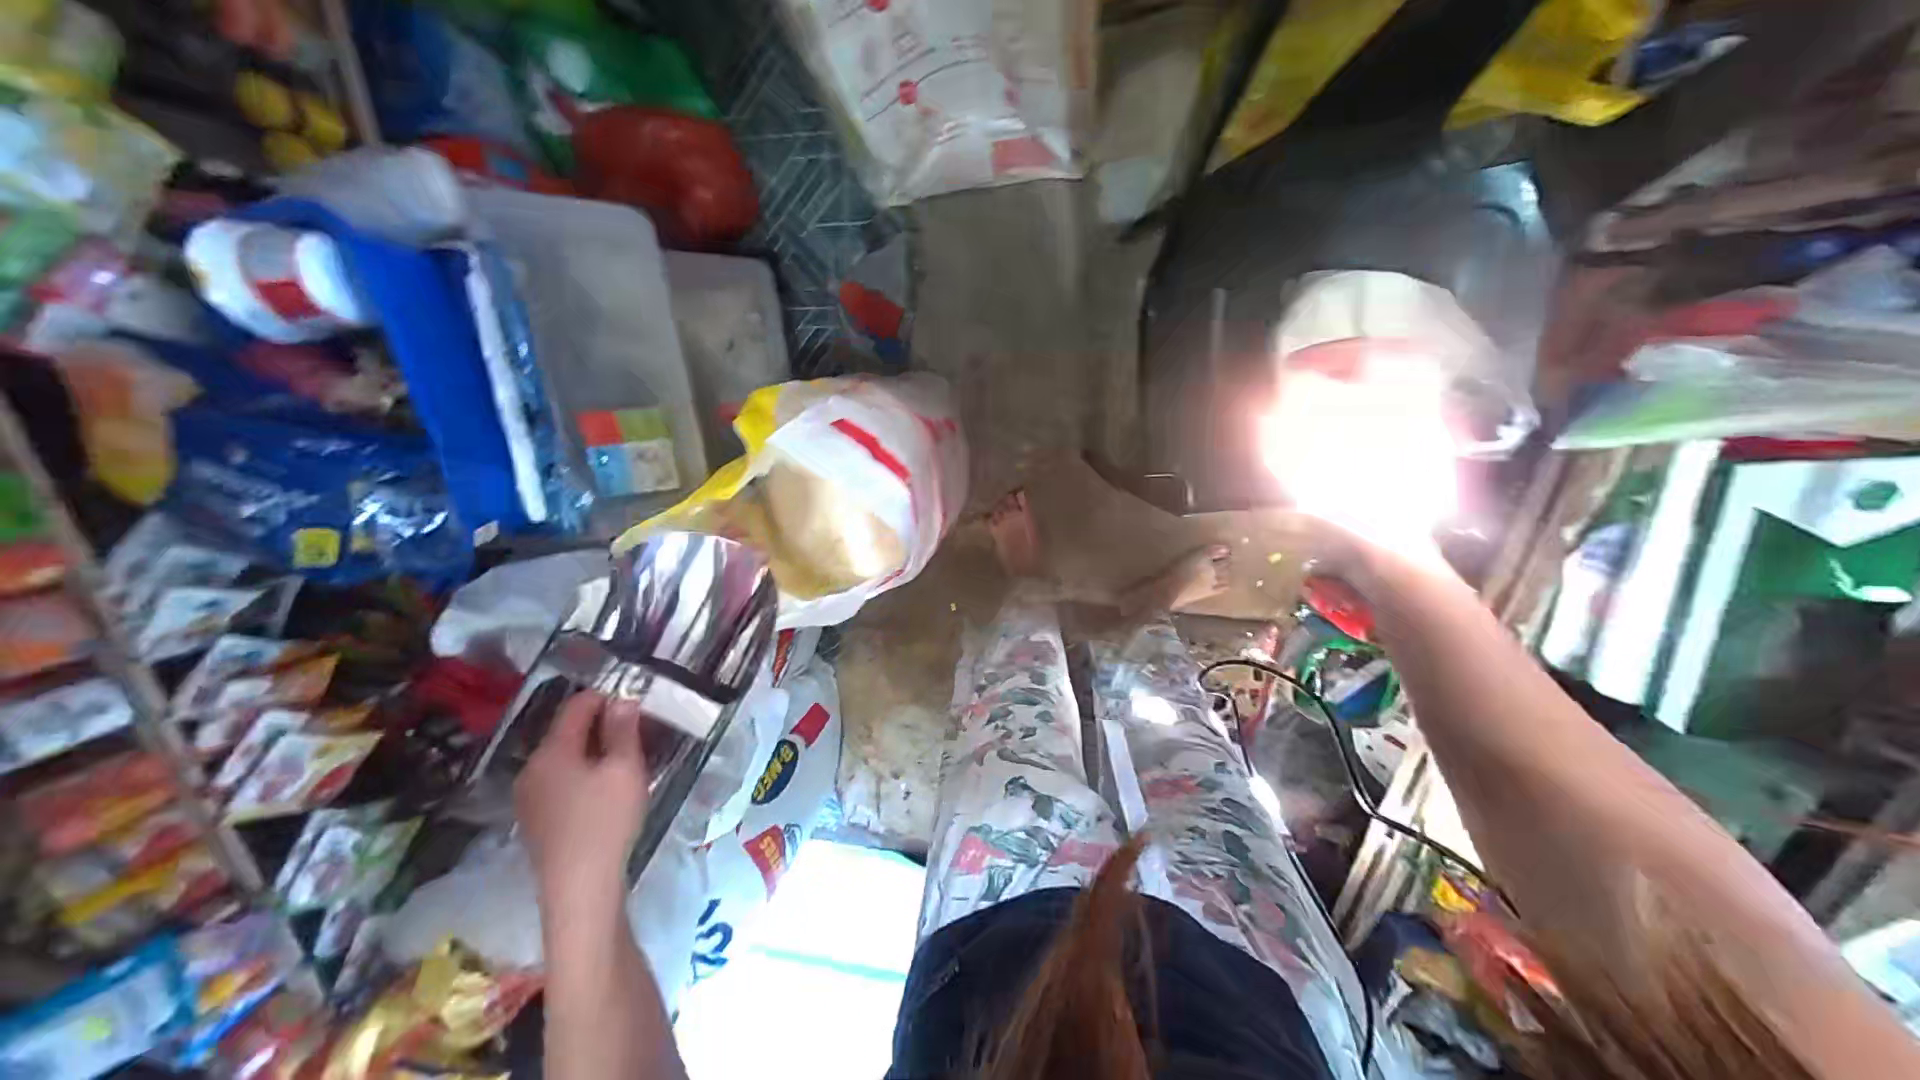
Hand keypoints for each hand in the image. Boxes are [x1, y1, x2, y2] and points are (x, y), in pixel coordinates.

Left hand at [514, 691, 651, 910]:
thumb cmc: (606, 821)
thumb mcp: (625, 769)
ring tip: (626, 761)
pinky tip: (605, 791)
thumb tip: (622, 700)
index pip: (577, 706)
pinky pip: (560, 780)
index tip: (637, 703)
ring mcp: (528, 796)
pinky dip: (583, 774)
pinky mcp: (535, 819)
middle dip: (602, 725)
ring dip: (594, 751)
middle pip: (567, 732)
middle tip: (638, 733)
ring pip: (564, 757)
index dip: (607, 696)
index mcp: (551, 751)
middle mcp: (531, 768)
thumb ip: (623, 730)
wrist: (579, 888)